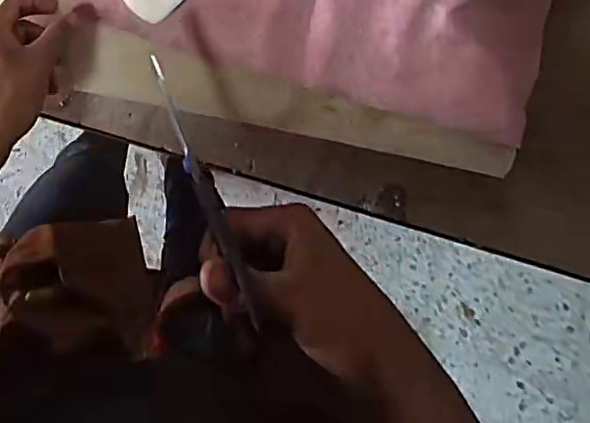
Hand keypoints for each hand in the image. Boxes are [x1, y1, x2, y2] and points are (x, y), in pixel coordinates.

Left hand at [0, 0, 93, 161]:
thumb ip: (60, 34)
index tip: (60, 9)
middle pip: (17, 30)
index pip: (15, 4)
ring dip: (39, 61)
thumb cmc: (8, 97)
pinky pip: (7, 70)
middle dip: (44, 40)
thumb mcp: (40, 62)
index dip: (39, 3)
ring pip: (15, 53)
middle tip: (62, 55)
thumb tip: (79, 11)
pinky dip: (26, 74)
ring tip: (55, 83)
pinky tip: (41, 94)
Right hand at [200, 204, 434, 394]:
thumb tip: (200, 274)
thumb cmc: (344, 320)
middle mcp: (286, 236)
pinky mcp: (290, 293)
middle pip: (234, 246)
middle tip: (216, 309)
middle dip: (221, 277)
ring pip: (241, 273)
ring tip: (229, 323)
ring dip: (231, 298)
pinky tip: (242, 332)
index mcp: (289, 221)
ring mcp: (289, 265)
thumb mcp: (290, 299)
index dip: (212, 250)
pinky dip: (244, 311)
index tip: (204, 287)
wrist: (390, 368)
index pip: (230, 221)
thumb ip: (243, 285)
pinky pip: (254, 293)